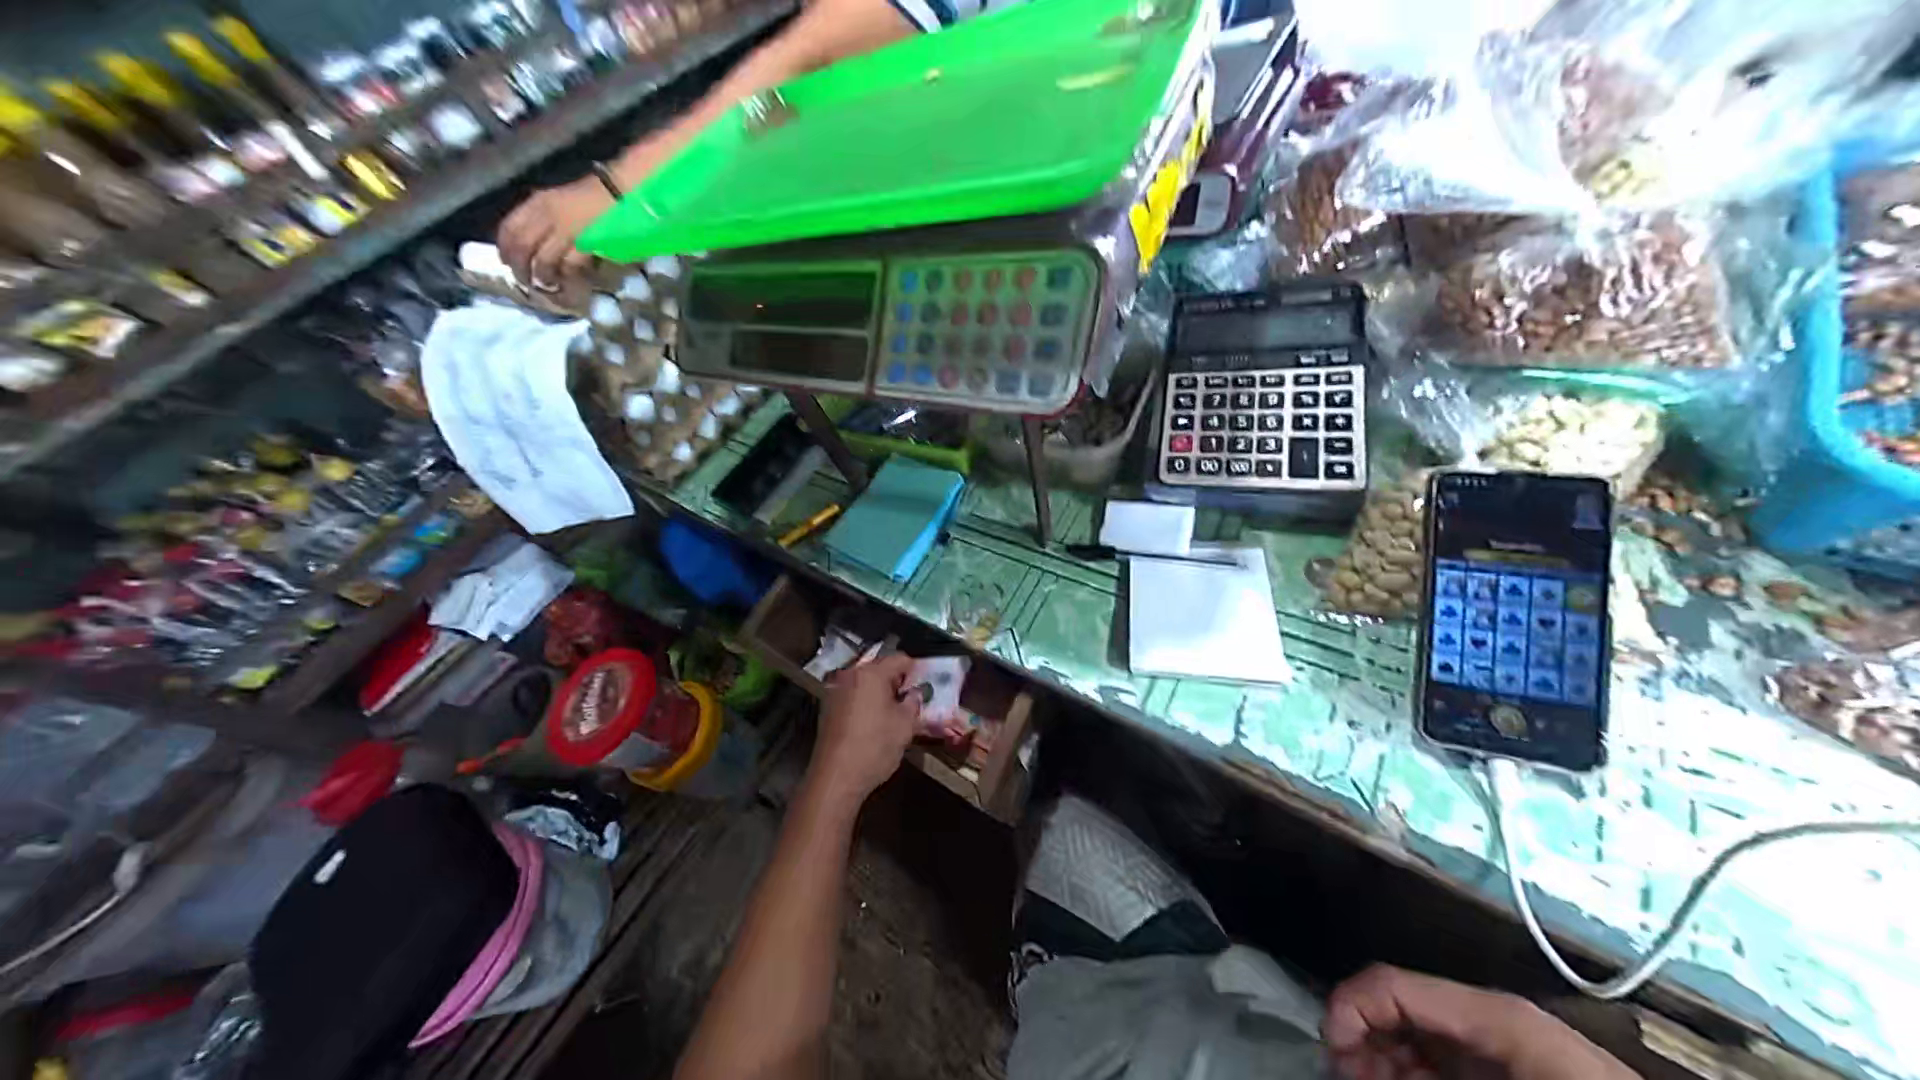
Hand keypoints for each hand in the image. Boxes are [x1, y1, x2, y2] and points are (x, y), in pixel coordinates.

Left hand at [495, 175, 612, 290]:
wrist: (621, 192)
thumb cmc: (592, 196)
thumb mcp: (559, 200)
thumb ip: (544, 217)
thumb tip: (533, 241)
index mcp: (538, 203)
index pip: (510, 228)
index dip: (505, 249)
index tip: (507, 263)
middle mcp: (547, 216)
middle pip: (523, 248)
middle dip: (521, 268)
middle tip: (526, 282)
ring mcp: (567, 230)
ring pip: (543, 260)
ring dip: (543, 277)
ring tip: (547, 287)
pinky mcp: (586, 244)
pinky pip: (569, 265)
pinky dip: (566, 276)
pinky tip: (567, 281)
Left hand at [810, 653, 919, 808]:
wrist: (836, 777)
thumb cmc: (875, 746)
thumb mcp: (905, 725)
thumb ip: (913, 702)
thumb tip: (915, 693)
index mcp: (871, 673)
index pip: (900, 659)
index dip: (916, 670)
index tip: (926, 684)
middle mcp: (850, 675)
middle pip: (880, 668)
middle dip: (898, 681)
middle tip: (913, 699)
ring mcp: (836, 691)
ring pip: (866, 683)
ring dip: (881, 692)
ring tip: (896, 712)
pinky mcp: (828, 708)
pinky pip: (854, 696)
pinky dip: (866, 702)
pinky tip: (876, 721)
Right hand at [1324, 966, 1635, 1079]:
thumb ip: (1417, 1070)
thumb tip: (1351, 1065)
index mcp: (1490, 1012)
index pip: (1388, 983)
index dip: (1346, 1010)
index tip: (1331, 1057)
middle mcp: (1492, 1015)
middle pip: (1399, 1005)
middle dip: (1365, 1041)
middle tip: (1349, 1077)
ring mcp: (1505, 1041)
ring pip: (1419, 1033)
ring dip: (1387, 1059)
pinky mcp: (1512, 1065)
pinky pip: (1447, 1056)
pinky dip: (1417, 1070)